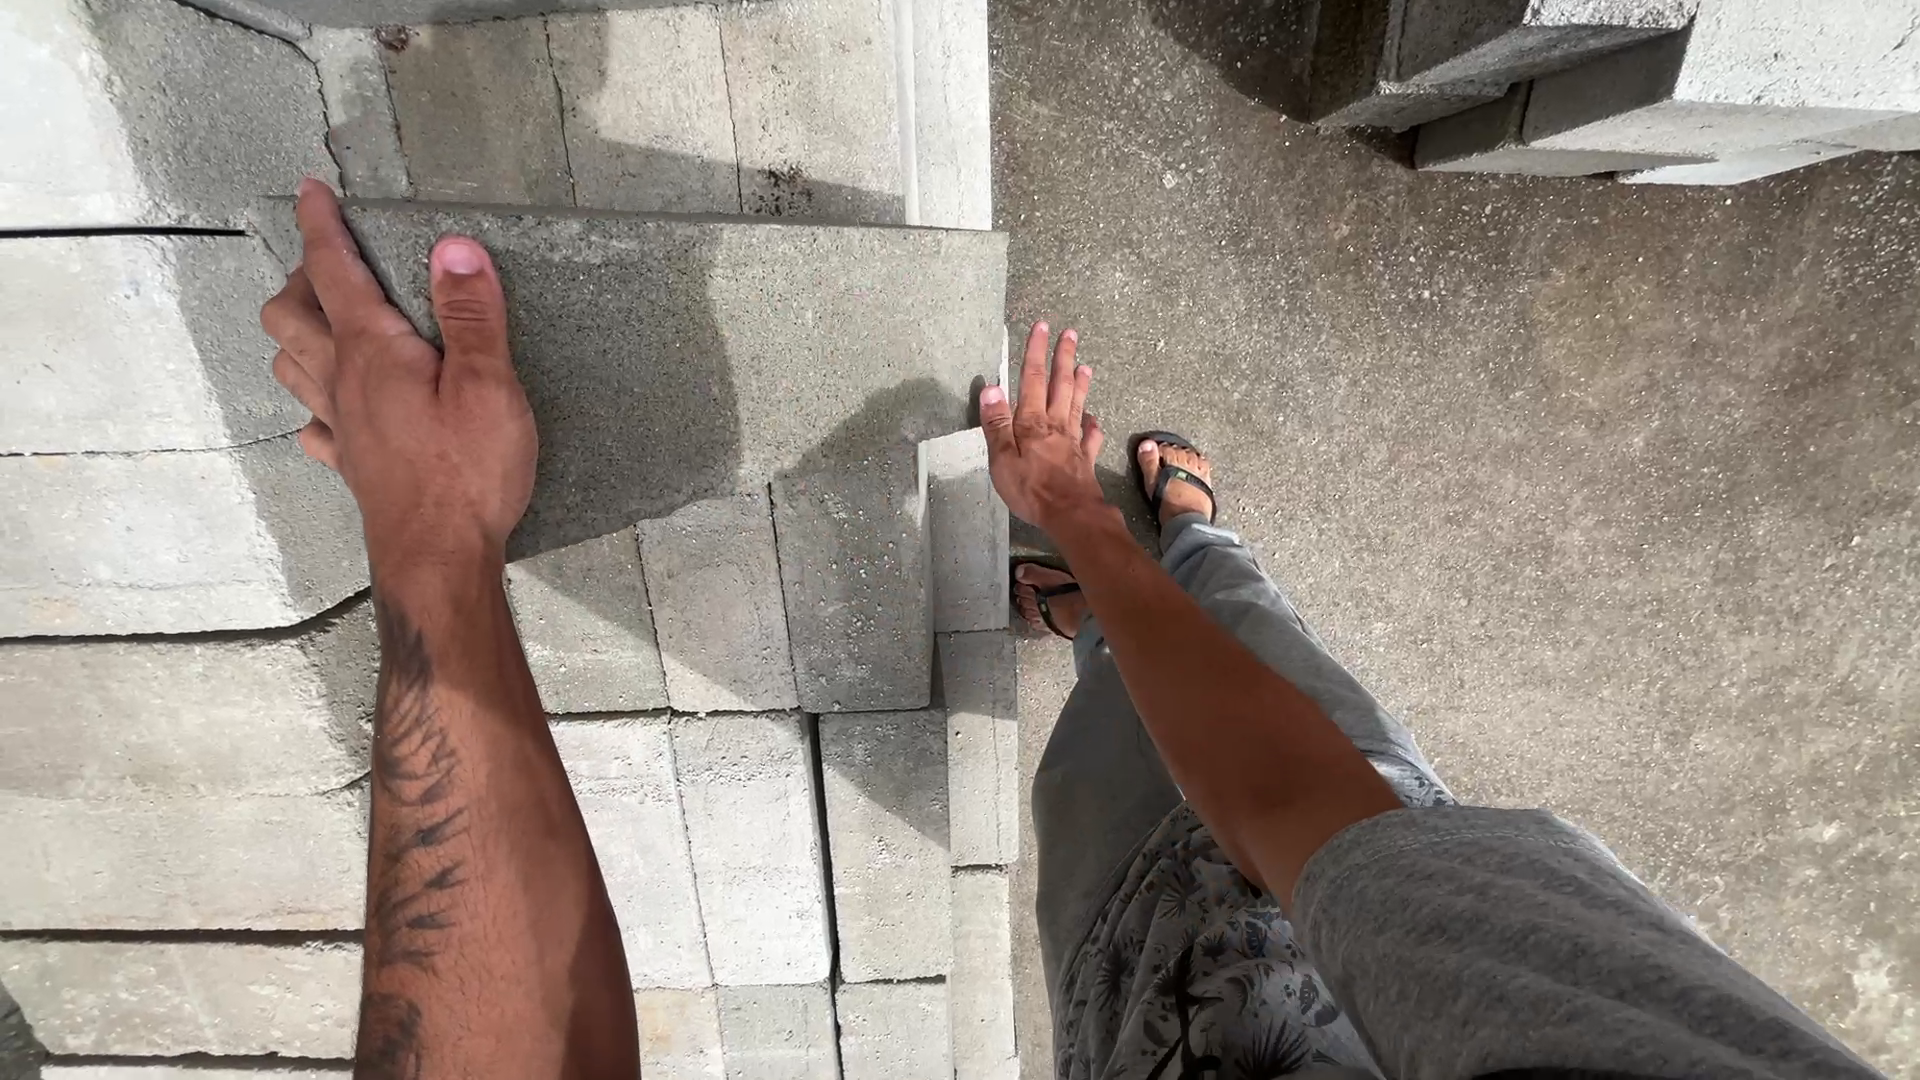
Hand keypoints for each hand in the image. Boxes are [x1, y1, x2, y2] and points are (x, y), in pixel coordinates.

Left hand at [260, 179, 536, 581]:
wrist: (439, 551)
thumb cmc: (469, 468)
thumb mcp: (488, 386)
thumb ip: (472, 317)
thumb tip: (454, 246)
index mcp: (373, 352)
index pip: (334, 272)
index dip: (322, 227)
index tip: (312, 191)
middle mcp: (342, 381)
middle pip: (289, 314)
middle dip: (301, 279)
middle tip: (334, 270)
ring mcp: (342, 426)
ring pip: (290, 364)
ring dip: (298, 333)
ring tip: (328, 327)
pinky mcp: (354, 463)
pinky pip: (315, 422)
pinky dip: (317, 402)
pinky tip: (338, 410)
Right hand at [979, 321, 1107, 533]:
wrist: (1070, 513)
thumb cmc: (1030, 489)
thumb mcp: (1001, 459)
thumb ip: (996, 424)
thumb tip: (990, 388)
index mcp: (1031, 422)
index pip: (1032, 379)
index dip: (1036, 352)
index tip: (1042, 327)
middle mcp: (1055, 425)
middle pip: (1060, 385)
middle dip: (1063, 358)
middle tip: (1069, 334)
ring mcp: (1073, 441)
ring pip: (1077, 404)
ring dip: (1081, 384)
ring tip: (1085, 365)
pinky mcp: (1084, 459)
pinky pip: (1090, 437)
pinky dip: (1092, 425)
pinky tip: (1093, 419)